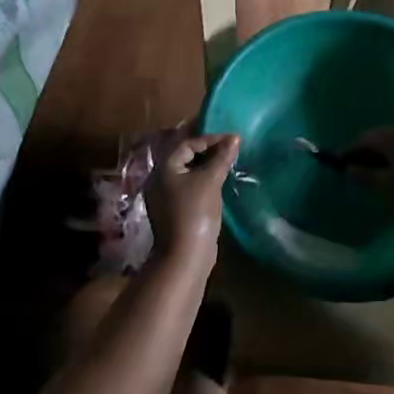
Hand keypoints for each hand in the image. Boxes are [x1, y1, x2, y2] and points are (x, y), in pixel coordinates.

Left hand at [146, 132, 239, 260]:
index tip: (232, 139)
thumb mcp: (210, 181)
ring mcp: (165, 196)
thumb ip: (221, 157)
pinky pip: (188, 186)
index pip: (185, 143)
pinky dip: (202, 179)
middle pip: (182, 155)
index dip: (209, 138)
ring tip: (226, 159)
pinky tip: (218, 181)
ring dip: (204, 164)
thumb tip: (234, 138)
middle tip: (227, 144)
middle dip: (205, 148)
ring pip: (185, 171)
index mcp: (163, 168)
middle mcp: (159, 178)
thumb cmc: (195, 213)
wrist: (185, 255)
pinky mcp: (174, 210)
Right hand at [344, 127, 393, 223]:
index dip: (350, 150)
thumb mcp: (387, 187)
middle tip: (354, 169)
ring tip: (374, 174)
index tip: (338, 163)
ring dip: (382, 156)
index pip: (365, 138)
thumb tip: (350, 168)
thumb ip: (365, 175)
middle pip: (382, 138)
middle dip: (366, 152)